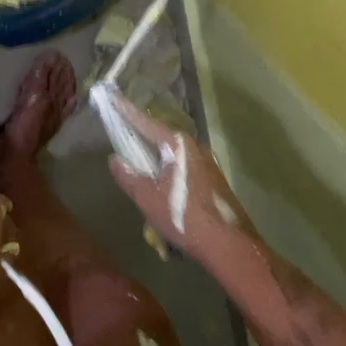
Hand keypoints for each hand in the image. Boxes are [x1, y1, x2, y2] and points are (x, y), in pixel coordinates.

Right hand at [105, 94, 250, 257]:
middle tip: (124, 146)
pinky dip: (172, 179)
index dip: (125, 110)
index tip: (112, 96)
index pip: (145, 122)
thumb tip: (115, 159)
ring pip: (174, 159)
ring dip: (158, 167)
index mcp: (178, 145)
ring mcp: (209, 165)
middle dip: (142, 143)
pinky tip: (166, 199)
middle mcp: (196, 148)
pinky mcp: (216, 183)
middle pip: (161, 139)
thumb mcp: (147, 198)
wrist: (233, 250)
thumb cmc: (185, 217)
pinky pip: (186, 172)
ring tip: (145, 184)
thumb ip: (127, 175)